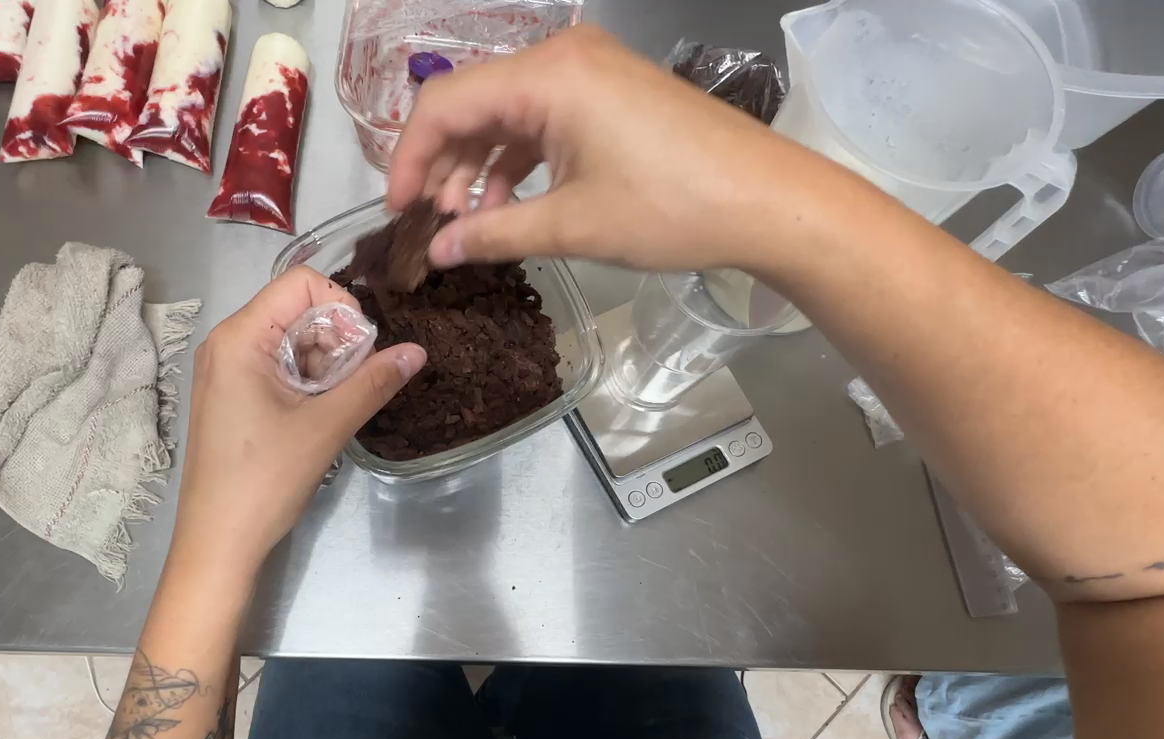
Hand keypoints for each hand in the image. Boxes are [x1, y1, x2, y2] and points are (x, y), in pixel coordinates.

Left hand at [167, 267, 425, 588]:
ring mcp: (226, 372)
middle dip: (337, 340)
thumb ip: (373, 382)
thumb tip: (417, 351)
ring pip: (292, 342)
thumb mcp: (325, 427)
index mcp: (240, 337)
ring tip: (337, 406)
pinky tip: (320, 415)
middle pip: (297, 310)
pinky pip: (279, 369)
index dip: (343, 307)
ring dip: (326, 365)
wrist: (219, 541)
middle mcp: (227, 343)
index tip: (364, 351)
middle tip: (355, 384)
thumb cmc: (264, 481)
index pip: (301, 283)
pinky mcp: (232, 398)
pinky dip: (308, 383)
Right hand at [387, 25, 851, 277]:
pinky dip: (514, 163)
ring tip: (471, 224)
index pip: (445, 103)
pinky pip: (538, 124)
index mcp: (547, 77)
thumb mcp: (570, 226)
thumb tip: (437, 253)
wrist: (765, 201)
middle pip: (471, 104)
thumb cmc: (670, 208)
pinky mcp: (606, 99)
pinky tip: (509, 205)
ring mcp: (587, 76)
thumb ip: (494, 234)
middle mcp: (562, 60)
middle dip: (443, 166)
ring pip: (503, 115)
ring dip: (477, 168)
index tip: (399, 213)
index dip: (410, 159)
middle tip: (435, 227)